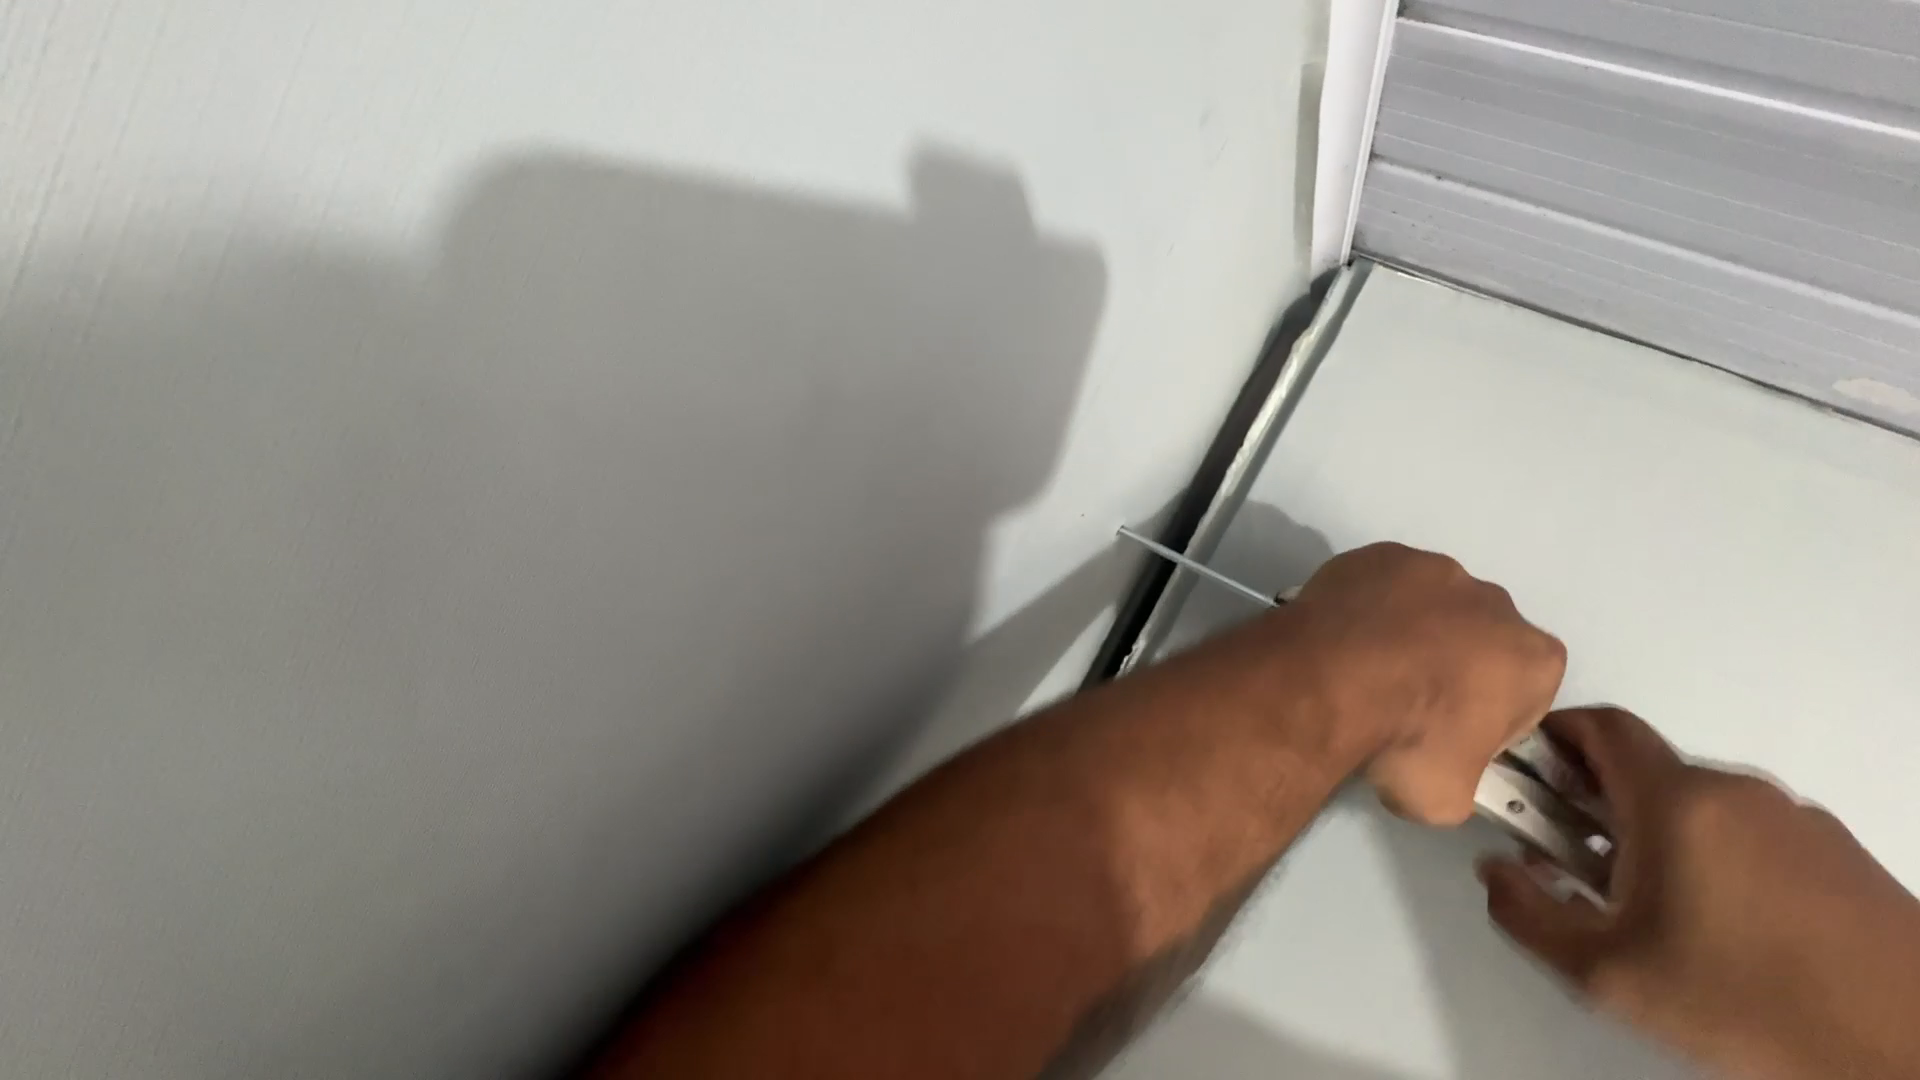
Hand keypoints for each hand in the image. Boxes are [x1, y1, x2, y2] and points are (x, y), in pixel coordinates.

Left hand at [1287, 542, 1564, 824]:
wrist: (1329, 681)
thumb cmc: (1404, 740)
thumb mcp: (1447, 797)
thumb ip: (1461, 781)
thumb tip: (1439, 776)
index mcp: (1535, 659)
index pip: (1522, 691)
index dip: (1484, 717)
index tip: (1444, 735)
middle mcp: (1494, 602)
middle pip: (1476, 638)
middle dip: (1446, 663)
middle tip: (1396, 697)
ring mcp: (1432, 569)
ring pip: (1426, 603)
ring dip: (1403, 627)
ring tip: (1358, 662)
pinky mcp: (1376, 554)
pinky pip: (1377, 582)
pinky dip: (1363, 602)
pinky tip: (1337, 631)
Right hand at [1480, 708, 1919, 1079]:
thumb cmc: (1746, 1006)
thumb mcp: (1602, 972)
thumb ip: (1523, 911)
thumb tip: (1496, 870)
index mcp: (1680, 801)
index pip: (1600, 725)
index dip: (1551, 734)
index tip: (1527, 777)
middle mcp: (1740, 793)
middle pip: (1641, 770)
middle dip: (1593, 803)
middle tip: (1574, 862)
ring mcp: (1802, 823)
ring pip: (1694, 804)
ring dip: (1651, 832)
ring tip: (1648, 905)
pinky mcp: (1846, 858)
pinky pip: (1749, 832)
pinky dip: (1710, 854)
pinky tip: (1717, 924)